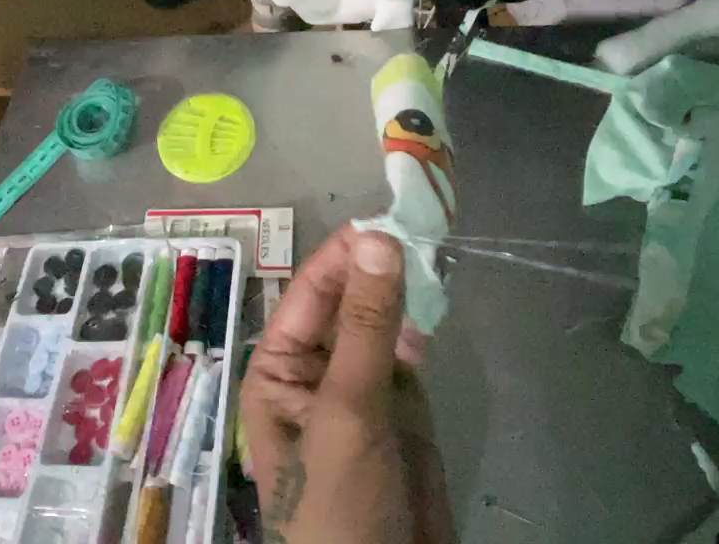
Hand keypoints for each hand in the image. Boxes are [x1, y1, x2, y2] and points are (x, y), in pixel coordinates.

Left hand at [240, 227, 451, 543]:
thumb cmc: (341, 502)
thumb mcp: (347, 409)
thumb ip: (367, 325)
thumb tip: (379, 237)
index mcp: (280, 367)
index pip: (311, 291)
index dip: (346, 252)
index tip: (388, 214)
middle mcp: (316, 366)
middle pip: (347, 299)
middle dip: (378, 262)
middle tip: (420, 218)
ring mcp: (360, 384)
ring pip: (381, 318)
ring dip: (403, 284)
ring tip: (433, 239)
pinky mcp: (401, 403)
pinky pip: (407, 346)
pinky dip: (422, 317)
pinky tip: (438, 287)